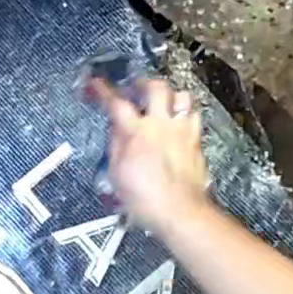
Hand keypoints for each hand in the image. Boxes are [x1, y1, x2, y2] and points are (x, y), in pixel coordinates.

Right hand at [88, 76, 210, 230]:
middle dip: (144, 82)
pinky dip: (184, 115)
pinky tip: (177, 124)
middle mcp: (162, 124)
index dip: (104, 90)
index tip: (96, 83)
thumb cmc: (143, 197)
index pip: (117, 102)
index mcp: (137, 132)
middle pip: (157, 87)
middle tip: (136, 87)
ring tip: (163, 103)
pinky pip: (193, 117)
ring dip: (171, 96)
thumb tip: (117, 128)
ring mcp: (183, 131)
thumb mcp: (116, 172)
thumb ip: (116, 144)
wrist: (179, 211)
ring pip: (182, 97)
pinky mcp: (196, 142)